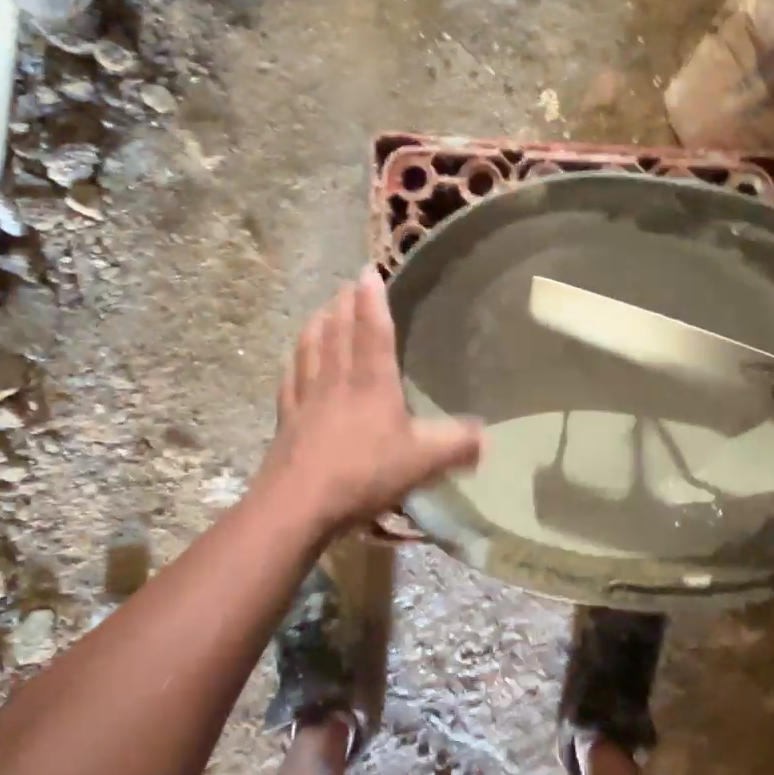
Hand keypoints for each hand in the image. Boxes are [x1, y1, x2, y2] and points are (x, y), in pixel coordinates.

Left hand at [256, 266, 483, 530]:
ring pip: (311, 348)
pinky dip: (294, 363)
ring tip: (321, 309)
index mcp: (372, 382)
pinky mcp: (286, 420)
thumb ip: (457, 445)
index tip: (369, 270)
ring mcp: (307, 398)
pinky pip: (290, 380)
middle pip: (338, 331)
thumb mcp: (423, 461)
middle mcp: (337, 380)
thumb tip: (487, 436)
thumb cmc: (364, 474)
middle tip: (348, 284)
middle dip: (344, 304)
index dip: (372, 299)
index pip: (373, 330)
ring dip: (317, 324)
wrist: (299, 504)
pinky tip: (293, 361)